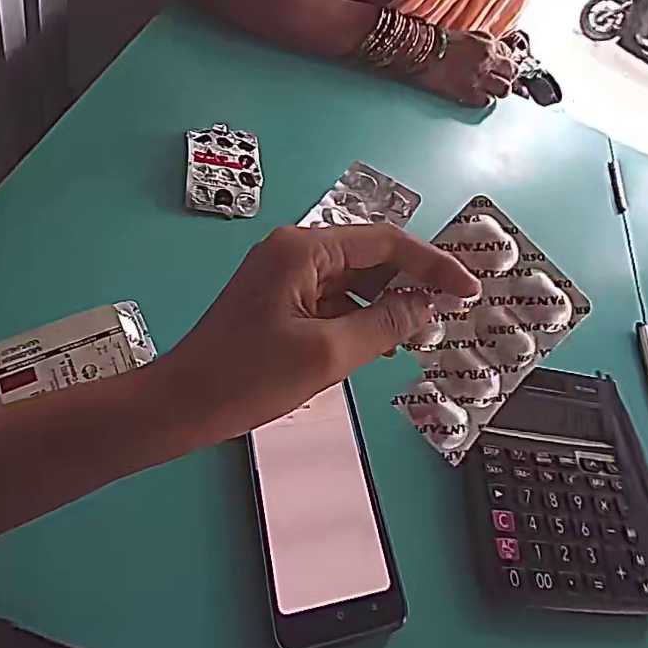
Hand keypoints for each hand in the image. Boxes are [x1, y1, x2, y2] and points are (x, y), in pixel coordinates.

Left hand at [161, 224, 480, 439]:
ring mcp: (285, 275)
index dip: (431, 263)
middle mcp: (294, 251)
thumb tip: (425, 305)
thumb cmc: (246, 377)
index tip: (466, 288)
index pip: (384, 242)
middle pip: (368, 257)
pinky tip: (380, 342)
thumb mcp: (326, 354)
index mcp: (302, 249)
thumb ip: (384, 325)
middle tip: (446, 315)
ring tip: (418, 335)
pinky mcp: (280, 299)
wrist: (181, 405)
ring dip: (386, 303)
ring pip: (353, 280)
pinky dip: (360, 317)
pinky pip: (333, 299)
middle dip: (409, 283)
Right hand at [411, 29, 516, 106]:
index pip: (510, 55)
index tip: (501, 67)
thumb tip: (488, 50)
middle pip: (512, 73)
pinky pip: (487, 102)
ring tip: (488, 90)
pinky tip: (476, 97)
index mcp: (488, 45)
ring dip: (497, 90)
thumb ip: (481, 44)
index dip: (505, 63)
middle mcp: (488, 63)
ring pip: (504, 90)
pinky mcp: (469, 95)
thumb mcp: (465, 36)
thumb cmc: (434, 43)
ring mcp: (480, 80)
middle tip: (497, 79)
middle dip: (506, 76)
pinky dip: (483, 101)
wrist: (420, 54)